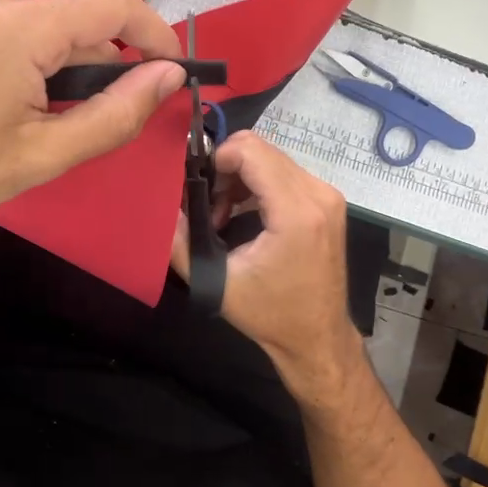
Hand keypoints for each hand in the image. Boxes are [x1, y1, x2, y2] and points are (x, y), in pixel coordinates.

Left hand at [0, 0, 185, 228]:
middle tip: (78, 116)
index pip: (113, 3)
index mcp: (14, 29)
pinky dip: (20, 46)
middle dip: (93, 62)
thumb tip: (167, 77)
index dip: (153, 32)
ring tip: (26, 111)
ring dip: (53, 57)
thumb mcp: (42, 156)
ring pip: (42, 17)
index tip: (168, 67)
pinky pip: (6, 14)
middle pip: (74, 16)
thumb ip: (115, 114)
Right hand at [172, 132, 357, 377]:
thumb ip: (181, 242)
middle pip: (260, 149)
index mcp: (296, 213)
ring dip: (239, 177)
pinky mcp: (326, 201)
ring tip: (222, 215)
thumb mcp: (216, 281)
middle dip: (225, 170)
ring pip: (271, 157)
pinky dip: (257, 183)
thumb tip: (160, 207)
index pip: (251, 151)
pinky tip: (242, 214)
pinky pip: (284, 171)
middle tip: (207, 207)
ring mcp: (327, 195)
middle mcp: (318, 194)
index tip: (198, 189)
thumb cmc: (269, 313)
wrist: (317, 337)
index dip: (217, 159)